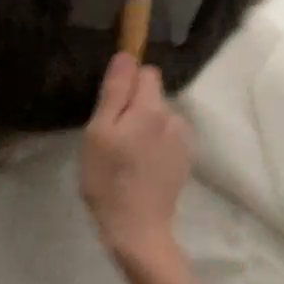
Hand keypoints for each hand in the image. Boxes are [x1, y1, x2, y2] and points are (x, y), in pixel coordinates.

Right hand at [81, 54, 193, 270]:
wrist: (137, 228)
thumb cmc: (108, 179)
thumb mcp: (98, 133)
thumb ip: (115, 92)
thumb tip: (126, 56)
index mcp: (151, 109)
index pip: (145, 72)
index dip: (125, 83)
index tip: (109, 106)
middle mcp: (174, 118)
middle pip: (152, 95)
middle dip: (133, 107)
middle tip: (110, 137)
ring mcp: (183, 141)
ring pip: (159, 118)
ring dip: (144, 127)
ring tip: (124, 154)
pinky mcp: (185, 160)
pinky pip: (166, 138)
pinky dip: (153, 145)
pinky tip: (139, 166)